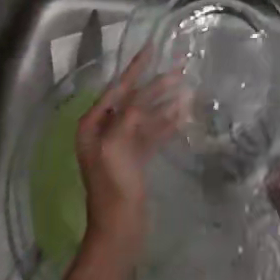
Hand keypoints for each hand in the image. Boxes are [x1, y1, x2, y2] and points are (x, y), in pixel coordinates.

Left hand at [73, 49, 188, 263]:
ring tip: (186, 86)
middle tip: (178, 66)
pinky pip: (152, 133)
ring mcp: (120, 143)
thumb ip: (127, 117)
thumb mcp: (115, 147)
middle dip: (155, 83)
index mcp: (93, 123)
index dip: (135, 68)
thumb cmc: (112, 188)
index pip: (117, 87)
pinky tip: (184, 113)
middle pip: (133, 98)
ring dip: (165, 101)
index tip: (151, 48)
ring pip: (145, 114)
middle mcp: (104, 128)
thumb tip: (140, 97)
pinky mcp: (135, 158)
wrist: (119, 231)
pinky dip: (166, 123)